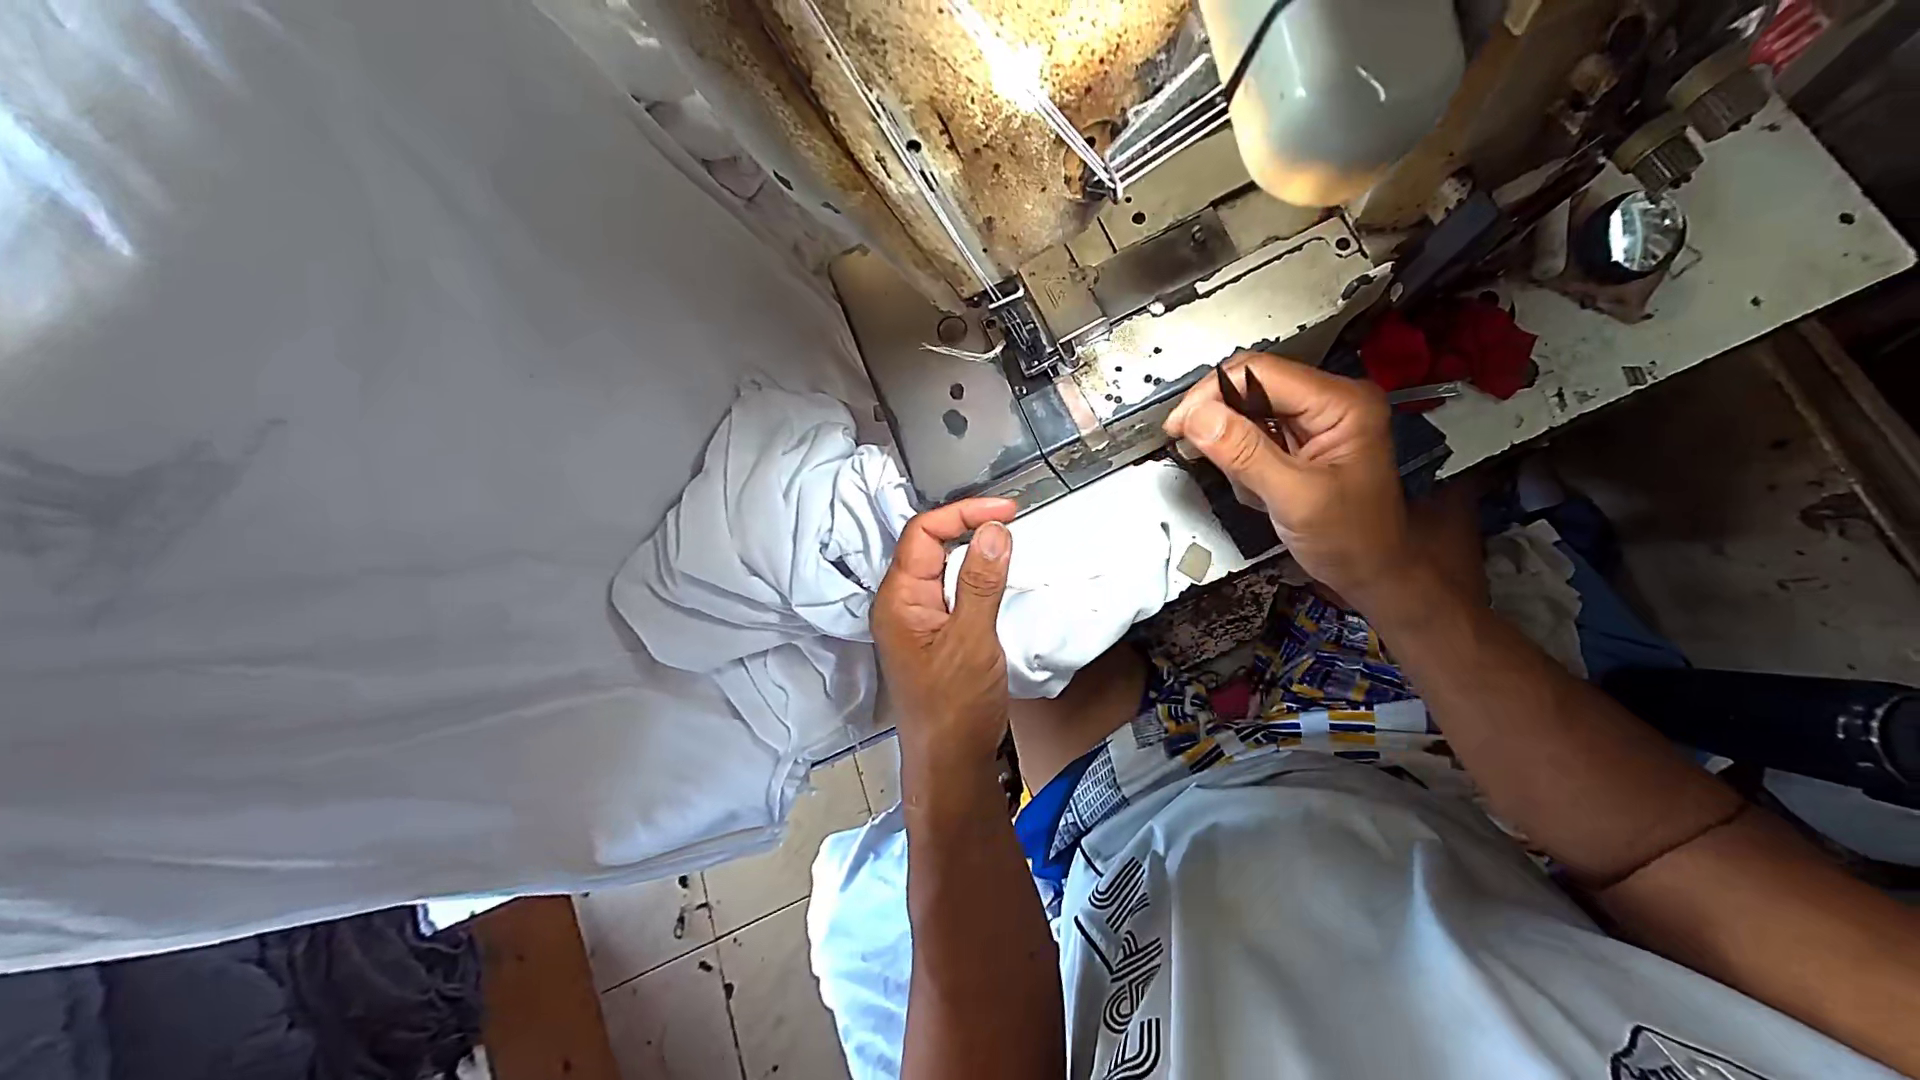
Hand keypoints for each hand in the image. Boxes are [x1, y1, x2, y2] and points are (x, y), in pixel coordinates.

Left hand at [872, 497, 1018, 773]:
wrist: (950, 763)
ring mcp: (917, 620)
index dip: (962, 513)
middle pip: (929, 546)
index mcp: (898, 599)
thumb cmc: (953, 709)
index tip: (1004, 510)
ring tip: (1008, 542)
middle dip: (968, 526)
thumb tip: (993, 532)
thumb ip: (980, 582)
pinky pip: (952, 591)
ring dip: (973, 551)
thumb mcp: (972, 640)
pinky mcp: (935, 634)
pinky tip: (997, 577)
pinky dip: (976, 577)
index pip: (922, 534)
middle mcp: (901, 604)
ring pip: (942, 567)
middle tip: (1010, 522)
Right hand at [1164, 351, 1413, 603]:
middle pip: (1248, 384)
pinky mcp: (1295, 437)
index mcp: (1342, 403)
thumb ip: (1245, 454)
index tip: (1181, 423)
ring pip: (1243, 407)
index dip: (1212, 394)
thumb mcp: (1295, 498)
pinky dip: (1235, 454)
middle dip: (1215, 415)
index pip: (1259, 373)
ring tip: (1240, 478)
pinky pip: (1247, 429)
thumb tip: (1201, 418)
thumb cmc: (1354, 539)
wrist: (1371, 569)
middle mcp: (1327, 401)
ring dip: (1226, 440)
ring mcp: (1310, 419)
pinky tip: (1249, 480)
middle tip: (1188, 442)